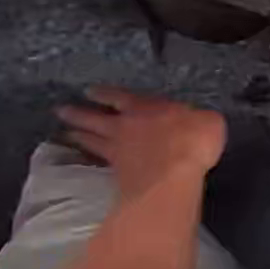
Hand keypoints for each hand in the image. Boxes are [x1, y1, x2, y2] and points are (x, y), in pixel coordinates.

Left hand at [57, 89, 225, 198]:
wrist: (173, 175)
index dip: (104, 94)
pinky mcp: (118, 176)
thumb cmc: (193, 139)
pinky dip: (90, 161)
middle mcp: (126, 127)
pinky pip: (100, 164)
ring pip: (93, 140)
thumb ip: (198, 119)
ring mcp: (119, 153)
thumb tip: (199, 120)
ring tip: (66, 134)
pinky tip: (87, 162)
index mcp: (146, 107)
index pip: (119, 97)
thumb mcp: (208, 120)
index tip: (88, 91)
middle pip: (96, 118)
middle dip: (79, 114)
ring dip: (79, 136)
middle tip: (61, 110)